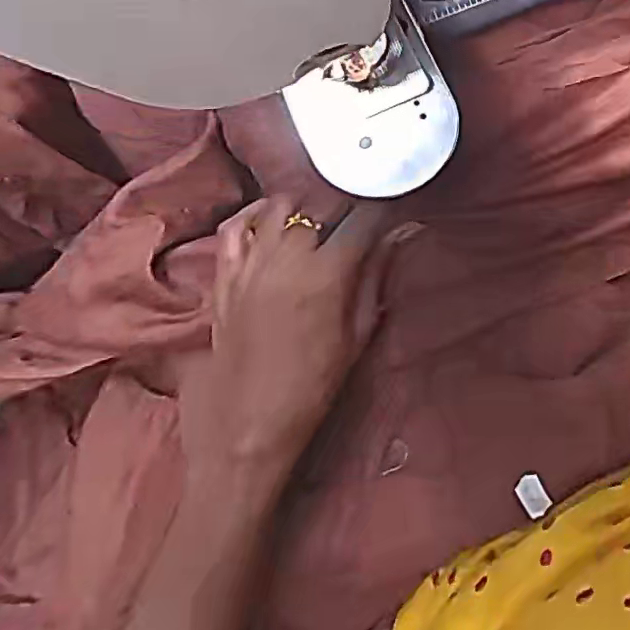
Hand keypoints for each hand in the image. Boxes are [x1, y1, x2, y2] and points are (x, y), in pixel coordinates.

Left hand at [180, 197, 414, 472]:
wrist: (248, 425)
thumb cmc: (315, 384)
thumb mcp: (359, 330)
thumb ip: (378, 273)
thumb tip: (406, 232)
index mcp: (326, 274)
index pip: (363, 217)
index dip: (385, 207)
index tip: (395, 208)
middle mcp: (286, 258)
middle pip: (322, 203)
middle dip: (348, 205)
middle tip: (362, 219)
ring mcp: (249, 264)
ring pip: (280, 206)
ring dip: (307, 205)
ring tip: (322, 220)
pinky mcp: (223, 275)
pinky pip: (236, 226)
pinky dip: (256, 215)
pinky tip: (274, 221)